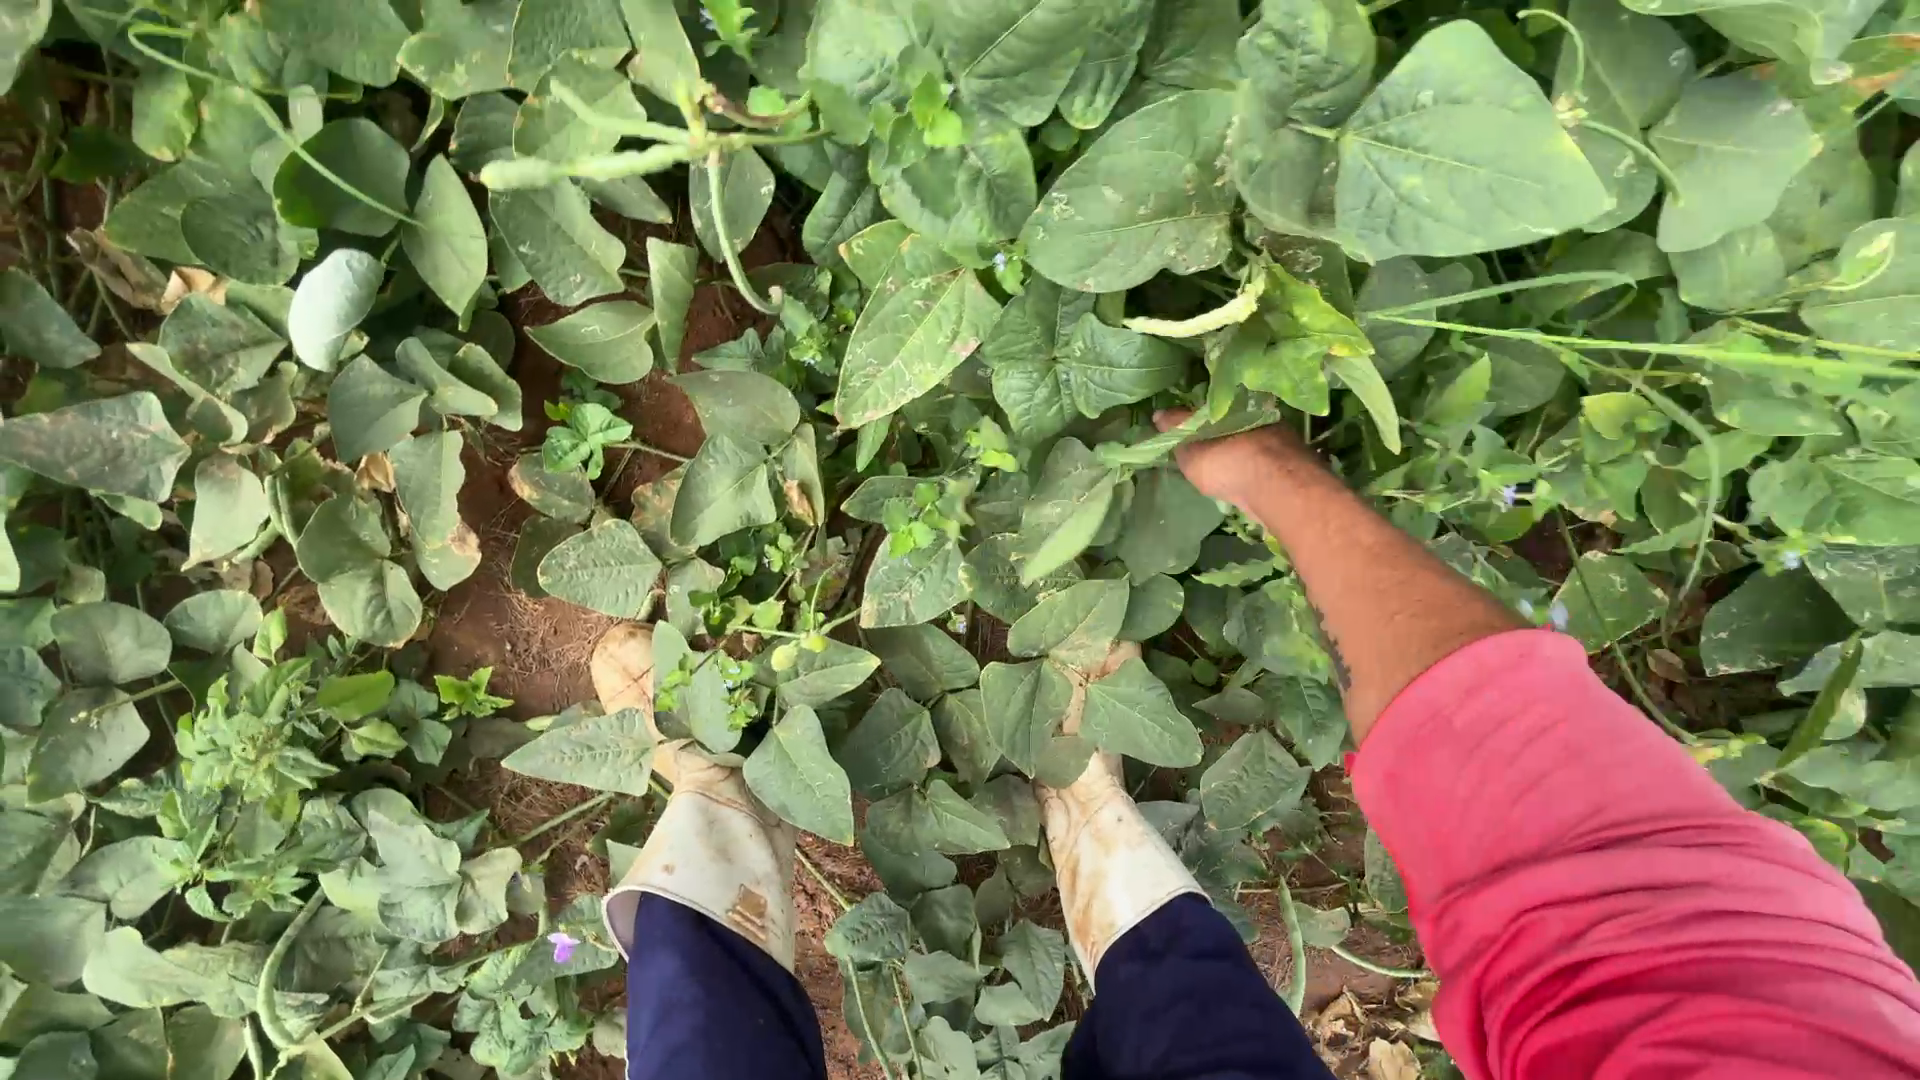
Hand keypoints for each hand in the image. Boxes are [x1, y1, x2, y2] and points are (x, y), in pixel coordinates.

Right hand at [1152, 408, 1320, 514]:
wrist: (1276, 487)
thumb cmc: (1226, 460)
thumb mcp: (1189, 445)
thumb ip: (1175, 428)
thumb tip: (1159, 412)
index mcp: (1235, 404)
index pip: (1213, 404)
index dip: (1200, 416)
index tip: (1191, 428)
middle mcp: (1261, 414)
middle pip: (1235, 422)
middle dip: (1222, 434)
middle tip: (1208, 452)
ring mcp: (1281, 438)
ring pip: (1253, 441)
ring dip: (1241, 452)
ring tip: (1226, 471)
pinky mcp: (1293, 462)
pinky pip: (1267, 461)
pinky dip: (1256, 468)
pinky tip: (1247, 481)